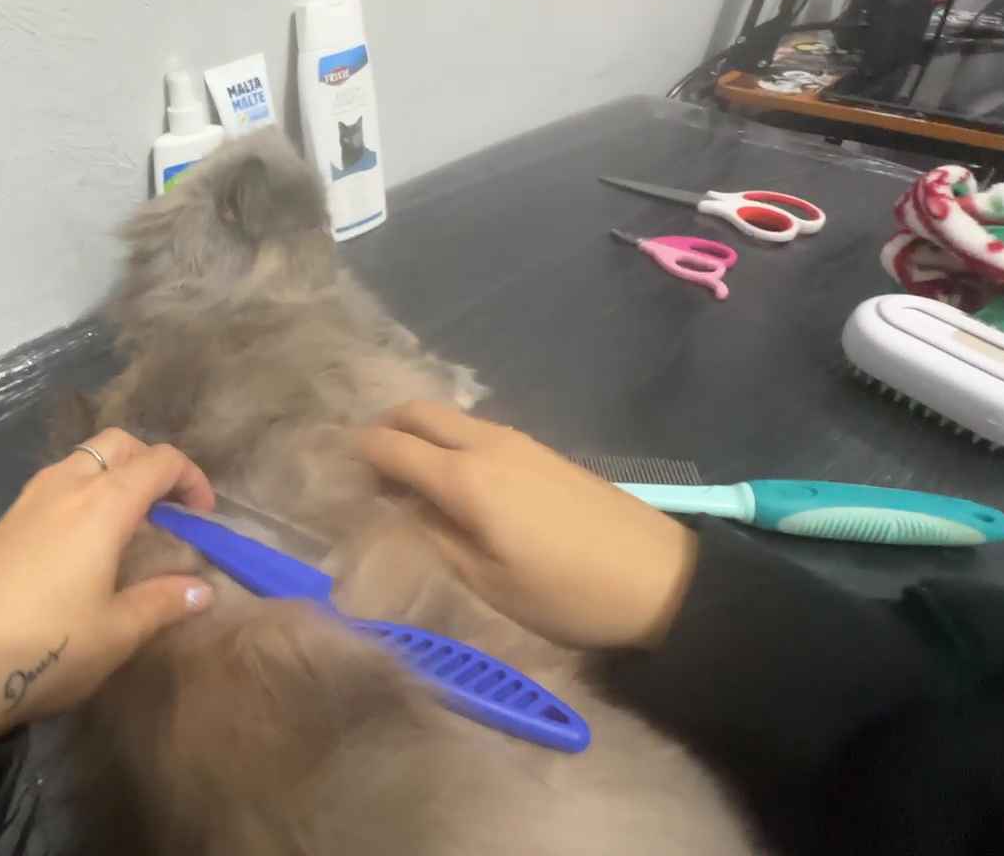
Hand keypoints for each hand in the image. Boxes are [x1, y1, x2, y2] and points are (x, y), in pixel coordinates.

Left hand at [0, 429, 216, 743]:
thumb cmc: (46, 645)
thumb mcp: (116, 632)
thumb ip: (163, 603)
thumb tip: (202, 591)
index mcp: (103, 503)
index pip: (160, 461)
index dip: (192, 479)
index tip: (202, 516)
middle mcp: (67, 485)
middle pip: (119, 443)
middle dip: (151, 462)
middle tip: (166, 508)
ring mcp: (30, 498)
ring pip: (84, 459)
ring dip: (115, 475)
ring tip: (127, 526)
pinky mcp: (5, 519)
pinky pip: (58, 483)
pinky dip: (85, 491)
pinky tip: (83, 542)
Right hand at [358, 400, 696, 649]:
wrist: (664, 579)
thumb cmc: (566, 593)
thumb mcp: (486, 583)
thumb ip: (432, 536)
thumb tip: (394, 505)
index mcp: (465, 479)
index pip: (390, 445)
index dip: (357, 453)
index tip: (339, 473)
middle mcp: (484, 444)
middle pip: (417, 411)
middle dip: (383, 426)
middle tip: (368, 463)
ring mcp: (515, 440)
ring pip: (446, 414)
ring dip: (416, 429)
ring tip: (406, 471)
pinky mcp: (537, 447)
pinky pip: (473, 426)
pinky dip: (445, 437)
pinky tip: (451, 474)